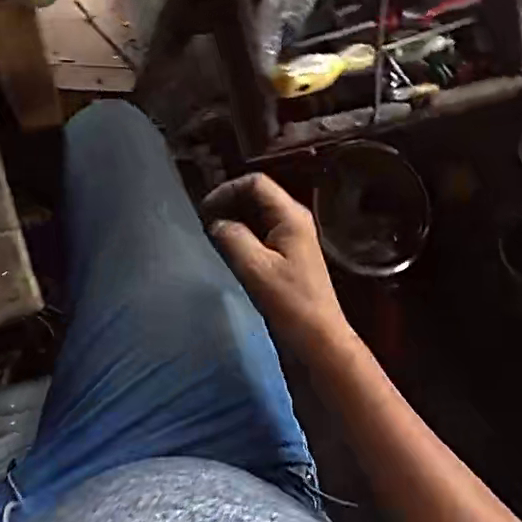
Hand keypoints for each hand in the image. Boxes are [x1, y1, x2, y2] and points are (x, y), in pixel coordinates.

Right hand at [203, 173, 352, 358]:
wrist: (318, 339)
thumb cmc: (291, 303)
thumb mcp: (256, 268)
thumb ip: (232, 238)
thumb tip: (216, 223)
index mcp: (292, 216)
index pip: (255, 183)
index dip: (226, 190)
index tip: (204, 212)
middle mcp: (294, 221)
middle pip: (256, 196)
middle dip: (228, 204)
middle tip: (204, 223)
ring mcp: (292, 239)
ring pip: (257, 216)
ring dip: (234, 221)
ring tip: (212, 238)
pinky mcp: (287, 258)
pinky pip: (260, 235)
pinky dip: (242, 237)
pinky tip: (228, 253)